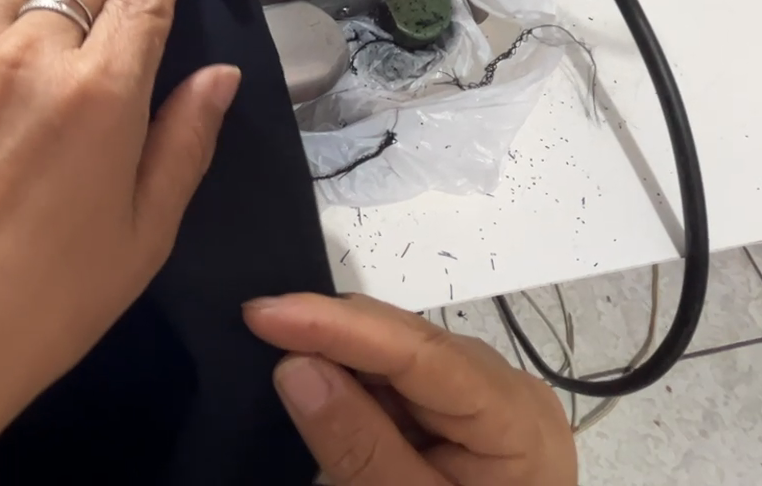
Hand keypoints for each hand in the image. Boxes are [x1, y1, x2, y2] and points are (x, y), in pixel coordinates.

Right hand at [244, 293, 574, 485]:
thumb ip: (361, 449)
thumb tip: (294, 366)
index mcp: (511, 413)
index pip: (413, 348)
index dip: (332, 323)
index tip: (260, 311)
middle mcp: (496, 384)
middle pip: (395, 340)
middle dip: (323, 333)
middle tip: (251, 327)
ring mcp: (472, 394)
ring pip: (381, 352)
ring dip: (327, 355)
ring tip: (270, 349)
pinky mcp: (447, 410)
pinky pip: (384, 378)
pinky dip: (343, 382)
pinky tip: (311, 384)